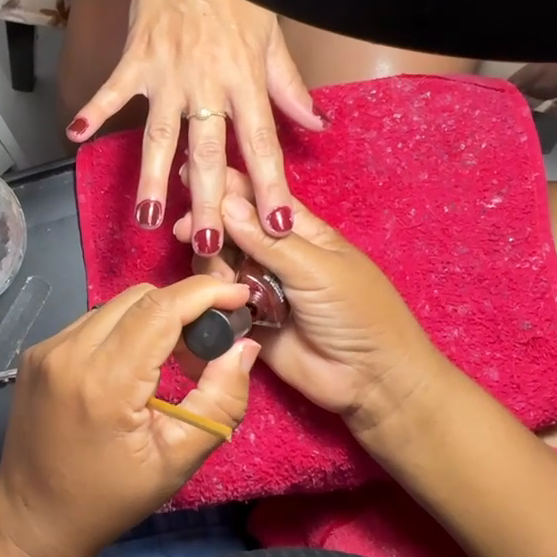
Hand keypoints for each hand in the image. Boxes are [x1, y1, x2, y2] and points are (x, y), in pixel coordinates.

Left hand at [0, 276, 259, 556]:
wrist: (32, 517)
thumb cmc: (109, 499)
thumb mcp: (177, 460)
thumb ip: (218, 401)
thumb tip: (243, 346)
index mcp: (104, 383)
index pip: (160, 309)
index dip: (204, 294)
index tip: (239, 297)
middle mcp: (69, 352)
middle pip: (138, 298)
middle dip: (182, 308)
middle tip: (207, 346)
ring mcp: (47, 348)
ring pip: (114, 306)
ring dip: (152, 319)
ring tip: (173, 360)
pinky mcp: (37, 352)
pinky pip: (91, 322)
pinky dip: (122, 330)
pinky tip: (134, 365)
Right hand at [67, 0, 322, 254]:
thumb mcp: (271, 38)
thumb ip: (288, 87)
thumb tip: (315, 126)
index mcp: (245, 79)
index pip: (262, 141)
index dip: (269, 183)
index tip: (277, 223)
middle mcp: (207, 83)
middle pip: (208, 150)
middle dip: (208, 199)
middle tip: (206, 242)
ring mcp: (168, 72)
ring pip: (160, 133)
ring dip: (153, 175)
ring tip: (148, 216)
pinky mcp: (136, 58)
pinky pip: (113, 89)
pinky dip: (94, 110)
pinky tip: (76, 136)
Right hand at [174, 170, 445, 431]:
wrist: (370, 380)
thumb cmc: (359, 312)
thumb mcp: (317, 268)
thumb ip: (268, 240)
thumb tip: (226, 201)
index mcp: (298, 230)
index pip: (258, 198)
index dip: (227, 186)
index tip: (193, 176)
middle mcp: (274, 254)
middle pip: (230, 228)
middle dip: (208, 225)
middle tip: (187, 230)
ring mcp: (258, 286)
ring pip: (218, 261)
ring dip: (209, 260)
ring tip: (214, 271)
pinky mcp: (246, 318)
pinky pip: (218, 298)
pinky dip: (209, 293)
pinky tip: (209, 293)